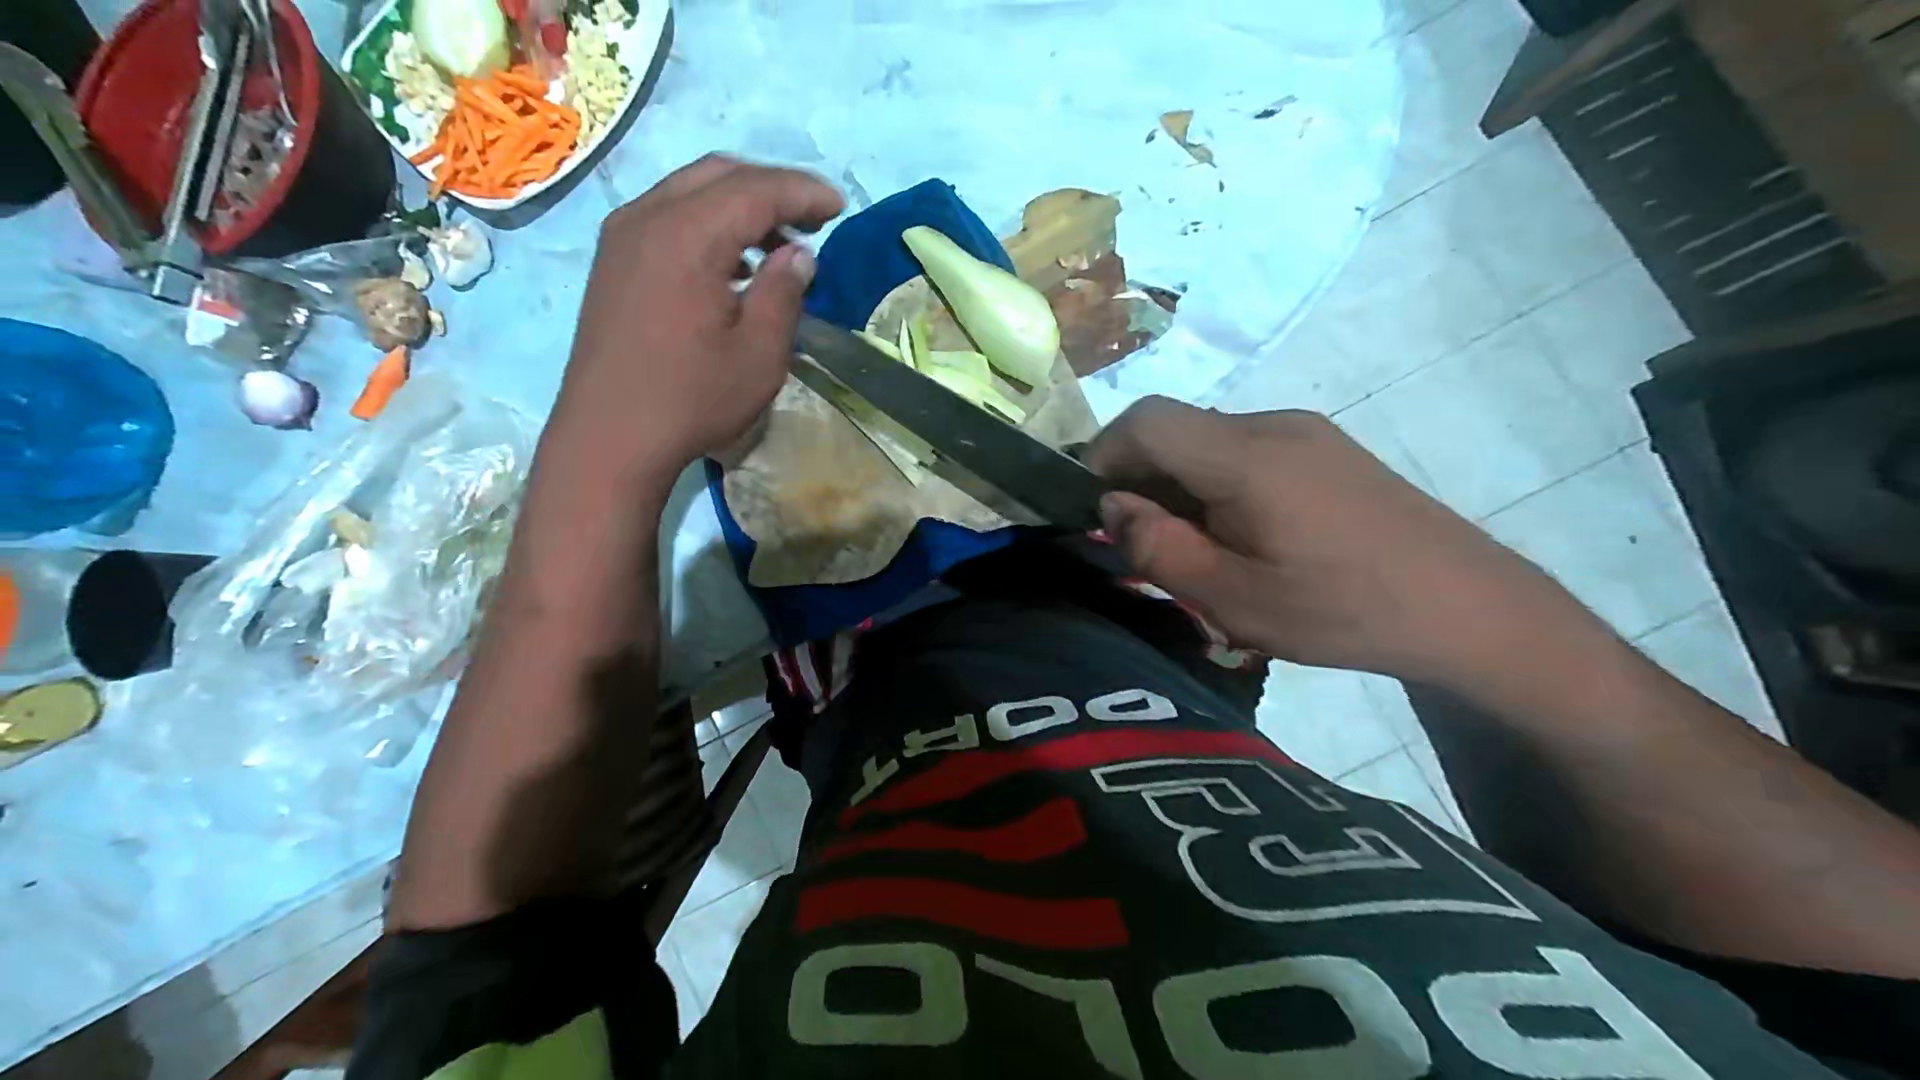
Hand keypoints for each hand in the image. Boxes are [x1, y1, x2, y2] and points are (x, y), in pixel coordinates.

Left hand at [554, 155, 844, 474]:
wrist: (610, 437)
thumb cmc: (692, 399)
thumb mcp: (759, 354)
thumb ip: (784, 293)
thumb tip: (799, 254)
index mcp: (687, 236)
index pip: (755, 190)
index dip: (803, 192)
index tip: (839, 207)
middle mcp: (648, 219)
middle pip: (719, 174)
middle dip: (772, 188)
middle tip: (813, 218)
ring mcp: (623, 237)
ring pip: (690, 191)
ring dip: (739, 205)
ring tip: (778, 246)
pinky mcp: (614, 261)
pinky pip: (668, 216)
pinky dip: (709, 223)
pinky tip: (732, 265)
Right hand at [1086, 397, 1610, 692]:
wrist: (1470, 607)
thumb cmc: (1344, 611)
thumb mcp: (1234, 600)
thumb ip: (1159, 549)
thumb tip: (1112, 505)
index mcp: (1246, 457)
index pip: (1144, 420)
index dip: (1103, 454)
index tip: (1098, 508)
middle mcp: (1272, 425)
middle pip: (1174, 427)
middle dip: (1140, 477)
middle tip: (1146, 542)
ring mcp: (1304, 432)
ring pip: (1206, 439)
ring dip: (1178, 483)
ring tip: (1197, 546)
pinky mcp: (1325, 448)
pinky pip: (1243, 449)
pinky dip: (1215, 482)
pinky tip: (1242, 534)